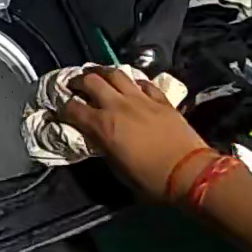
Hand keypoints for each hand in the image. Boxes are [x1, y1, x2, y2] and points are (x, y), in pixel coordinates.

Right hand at [56, 67, 210, 200]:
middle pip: (90, 80)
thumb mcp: (117, 168)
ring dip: (102, 72)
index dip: (63, 107)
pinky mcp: (160, 99)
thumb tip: (97, 137)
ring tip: (98, 75)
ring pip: (115, 73)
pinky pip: (142, 82)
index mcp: (103, 125)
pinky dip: (132, 82)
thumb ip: (103, 146)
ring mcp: (140, 99)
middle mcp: (117, 105)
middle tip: (75, 84)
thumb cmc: (150, 180)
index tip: (61, 109)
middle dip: (78, 80)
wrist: (190, 173)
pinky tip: (131, 86)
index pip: (73, 108)